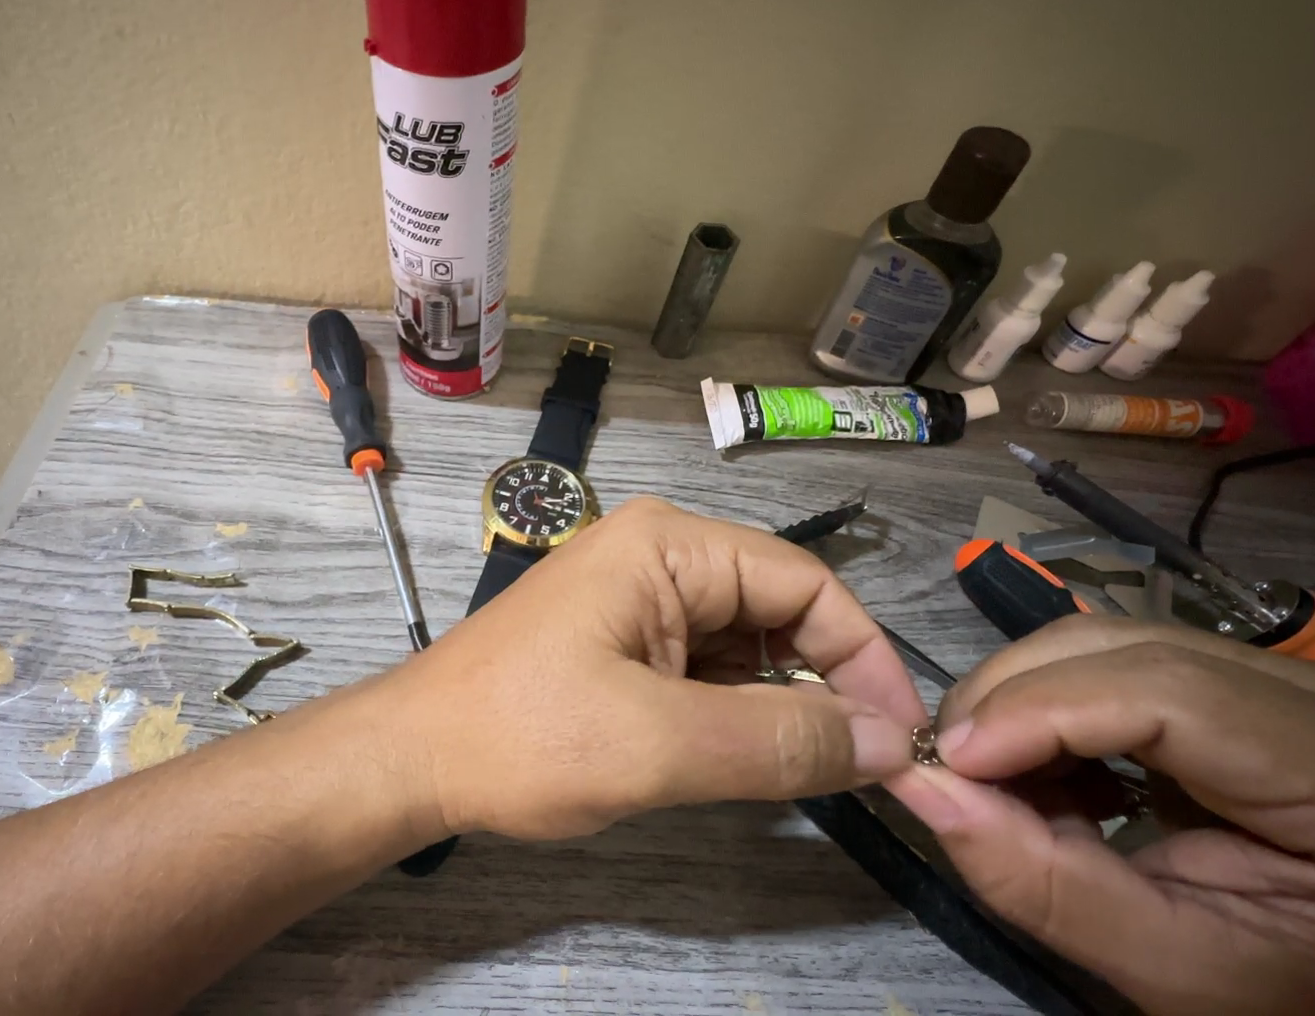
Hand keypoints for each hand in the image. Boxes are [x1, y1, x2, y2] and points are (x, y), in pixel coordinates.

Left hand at [386, 497, 928, 841]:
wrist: (416, 756)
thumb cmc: (524, 737)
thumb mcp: (660, 743)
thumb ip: (778, 740)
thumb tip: (884, 742)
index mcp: (667, 545)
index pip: (804, 582)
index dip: (862, 654)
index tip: (898, 737)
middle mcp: (657, 555)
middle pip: (776, 609)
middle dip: (821, 682)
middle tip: (859, 767)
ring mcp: (636, 597)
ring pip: (743, 643)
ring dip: (777, 702)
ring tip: (799, 769)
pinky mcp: (621, 639)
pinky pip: (703, 666)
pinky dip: (734, 710)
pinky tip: (742, 755)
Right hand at [887, 616, 1314, 1014]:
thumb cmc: (1309, 990)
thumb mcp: (1180, 968)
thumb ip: (1043, 883)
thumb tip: (917, 785)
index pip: (1172, 696)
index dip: (1042, 713)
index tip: (949, 763)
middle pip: (1119, 647)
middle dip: (1007, 696)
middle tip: (948, 767)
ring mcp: (1284, 671)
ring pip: (1101, 640)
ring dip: (1017, 696)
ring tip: (991, 771)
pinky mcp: (1239, 673)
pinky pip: (1110, 660)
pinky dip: (1046, 703)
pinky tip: (1042, 762)